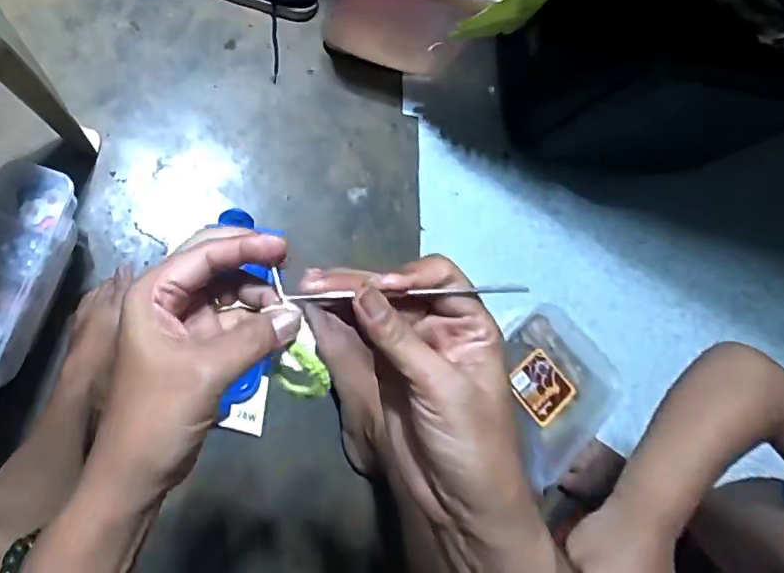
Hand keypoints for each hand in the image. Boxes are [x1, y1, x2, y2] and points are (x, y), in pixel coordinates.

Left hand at [92, 228, 300, 493]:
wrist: (134, 477)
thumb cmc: (157, 417)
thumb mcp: (207, 372)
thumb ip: (254, 338)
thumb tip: (295, 315)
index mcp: (153, 292)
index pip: (204, 252)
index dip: (245, 245)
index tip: (282, 246)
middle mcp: (165, 297)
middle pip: (213, 262)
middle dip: (250, 259)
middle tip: (286, 260)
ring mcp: (181, 320)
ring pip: (225, 288)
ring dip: (256, 292)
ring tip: (283, 309)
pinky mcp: (196, 343)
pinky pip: (231, 316)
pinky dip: (254, 317)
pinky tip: (276, 326)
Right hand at [300, 258, 552, 570]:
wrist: (460, 508)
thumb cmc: (472, 443)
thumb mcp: (440, 387)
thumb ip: (398, 339)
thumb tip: (363, 291)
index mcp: (468, 323)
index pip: (439, 278)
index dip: (408, 275)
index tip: (379, 285)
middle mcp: (438, 324)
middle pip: (398, 290)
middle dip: (362, 282)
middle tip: (322, 279)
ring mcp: (408, 344)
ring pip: (374, 308)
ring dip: (343, 295)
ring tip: (311, 284)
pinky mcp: (384, 365)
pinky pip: (360, 333)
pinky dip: (339, 319)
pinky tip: (317, 305)